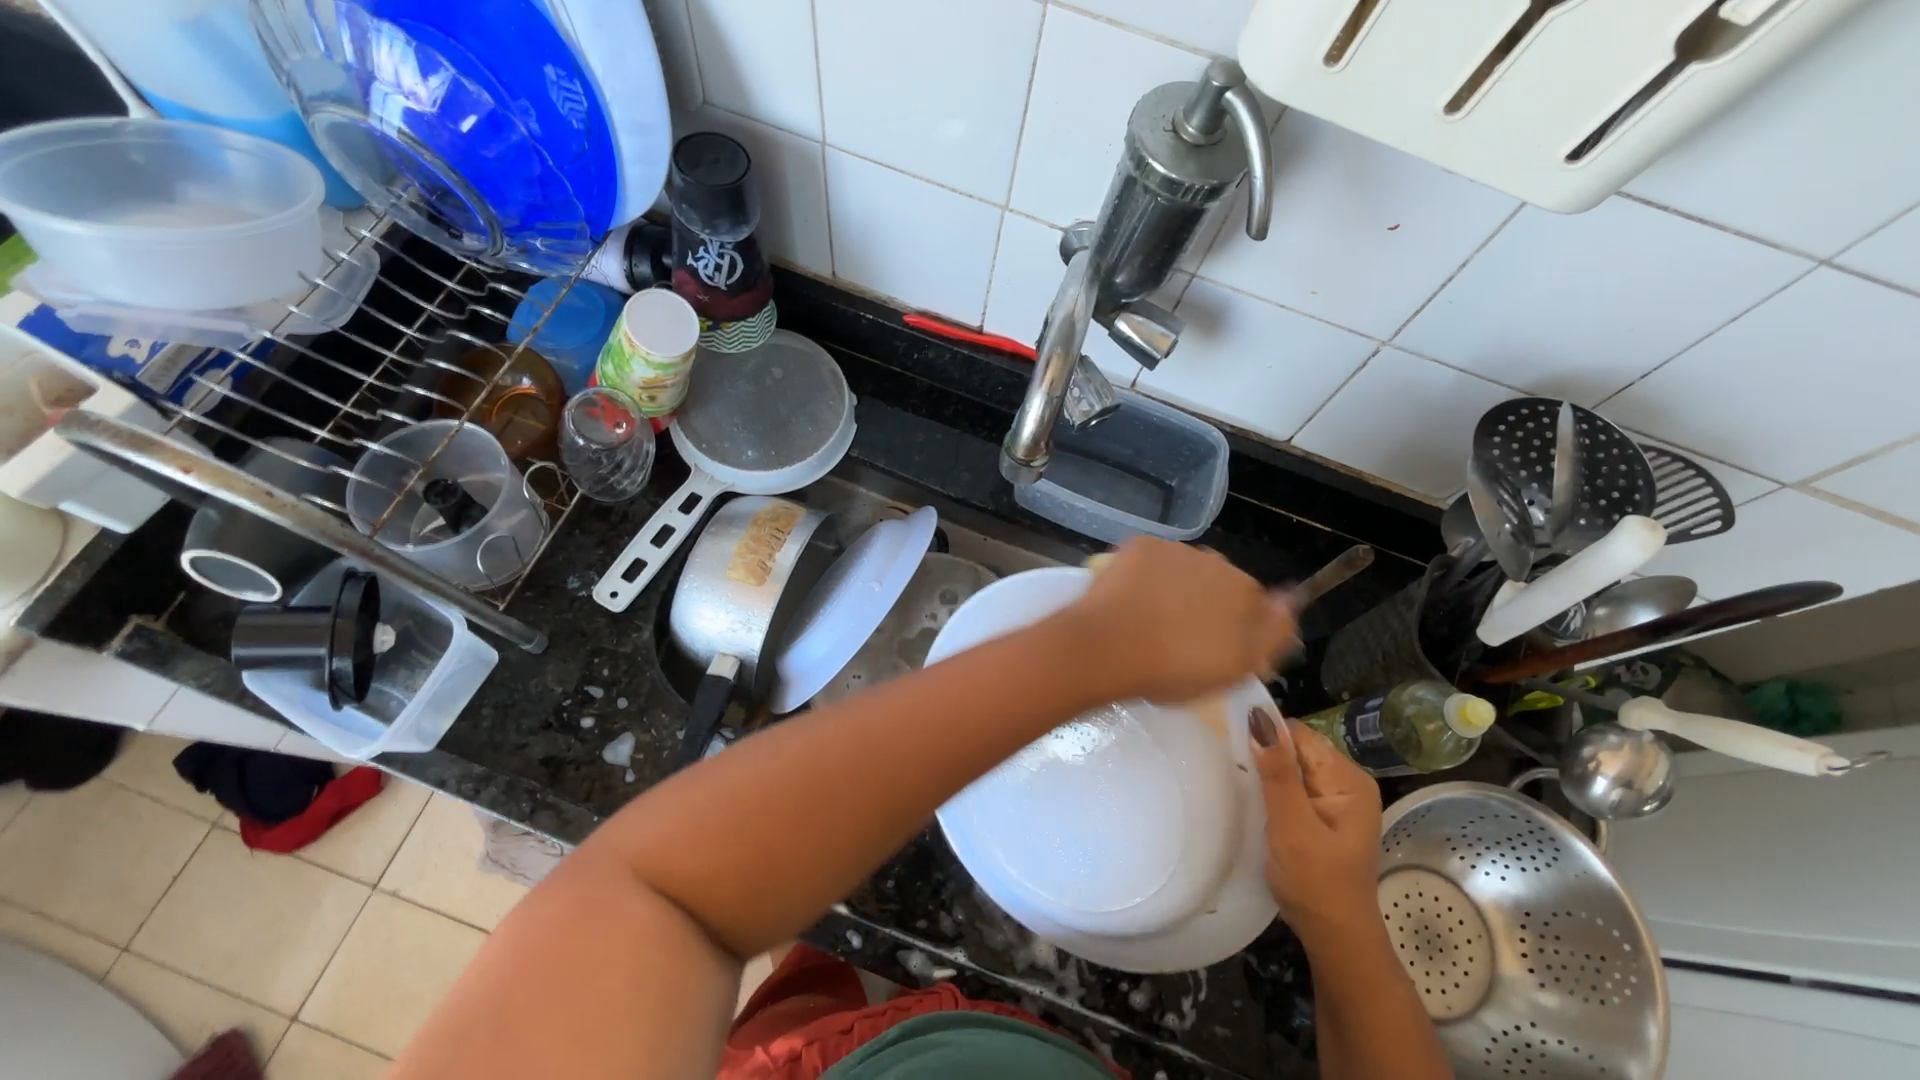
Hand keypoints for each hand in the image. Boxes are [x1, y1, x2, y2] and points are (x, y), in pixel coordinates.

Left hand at [1058, 538, 1296, 703]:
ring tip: (1150, 620)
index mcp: (1245, 593)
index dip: (1236, 627)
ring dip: (1176, 588)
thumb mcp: (1235, 669)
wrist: (1106, 649)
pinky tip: (1132, 600)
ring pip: (1185, 569)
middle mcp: (1217, 562)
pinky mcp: (1140, 545)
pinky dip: (1146, 575)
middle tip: (1180, 638)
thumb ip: (1271, 636)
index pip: (1253, 605)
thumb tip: (1290, 603)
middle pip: (1219, 583)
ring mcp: (1176, 550)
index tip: (1214, 649)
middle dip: (1206, 604)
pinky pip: (1152, 560)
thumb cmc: (1174, 669)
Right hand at [1249, 711, 1383, 947]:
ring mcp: (1338, 800)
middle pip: (1298, 749)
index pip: (1301, 736)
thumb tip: (1260, 719)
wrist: (1334, 936)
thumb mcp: (1292, 827)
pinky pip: (1295, 788)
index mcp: (1349, 780)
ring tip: (1245, 790)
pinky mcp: (1325, 816)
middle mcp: (1348, 783)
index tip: (1235, 750)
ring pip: (1293, 769)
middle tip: (1238, 776)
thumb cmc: (1315, 883)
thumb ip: (1278, 773)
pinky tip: (1260, 806)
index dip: (1267, 738)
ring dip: (1269, 777)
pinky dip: (1275, 793)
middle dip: (1267, 758)